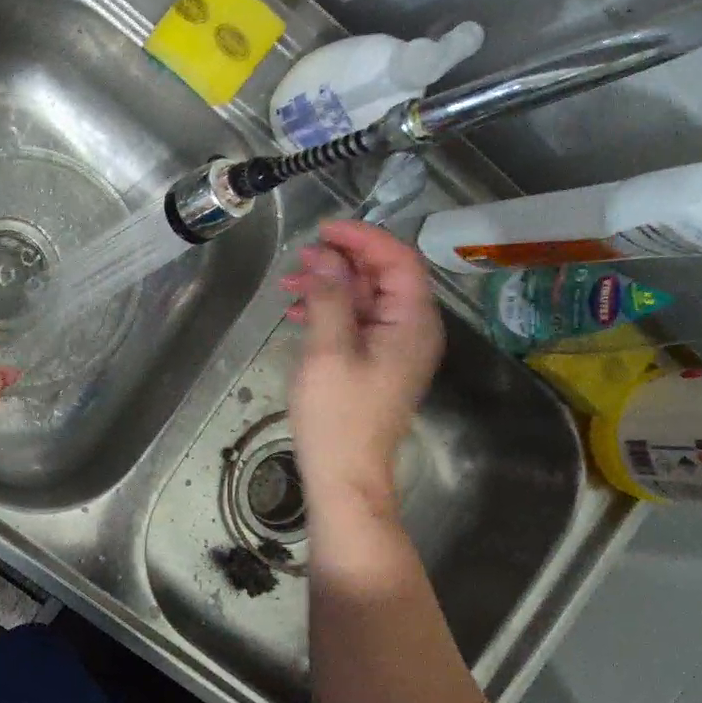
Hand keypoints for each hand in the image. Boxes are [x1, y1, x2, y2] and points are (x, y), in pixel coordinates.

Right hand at [282, 220, 442, 503]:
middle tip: (299, 257)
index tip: (321, 229)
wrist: (346, 473)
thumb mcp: (328, 350)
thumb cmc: (338, 414)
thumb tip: (323, 257)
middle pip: (384, 277)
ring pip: (367, 300)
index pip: (397, 260)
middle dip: (342, 261)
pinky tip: (298, 315)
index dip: (362, 238)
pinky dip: (330, 311)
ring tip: (288, 285)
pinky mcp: (376, 365)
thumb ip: (329, 298)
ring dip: (330, 286)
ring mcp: (395, 350)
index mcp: (413, 322)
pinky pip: (358, 323)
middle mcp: (413, 330)